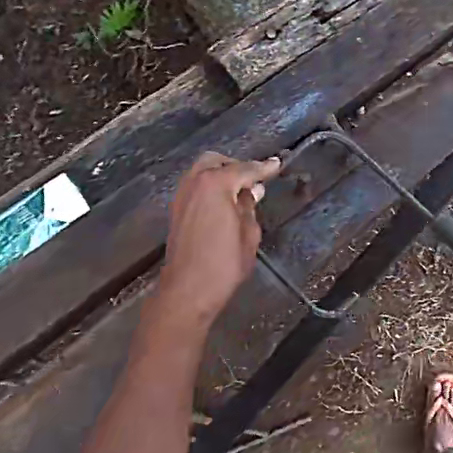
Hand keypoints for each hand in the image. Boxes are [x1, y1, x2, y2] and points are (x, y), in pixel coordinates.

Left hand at [150, 152, 280, 330]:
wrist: (188, 289)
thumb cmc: (224, 265)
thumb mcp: (248, 235)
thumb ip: (249, 207)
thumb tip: (251, 192)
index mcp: (215, 185)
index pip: (244, 169)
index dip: (263, 168)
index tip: (276, 164)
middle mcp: (194, 183)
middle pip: (216, 162)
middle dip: (236, 167)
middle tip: (254, 180)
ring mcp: (182, 196)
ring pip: (201, 173)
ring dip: (220, 176)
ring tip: (239, 193)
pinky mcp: (176, 211)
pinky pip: (195, 188)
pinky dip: (209, 188)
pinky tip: (222, 204)